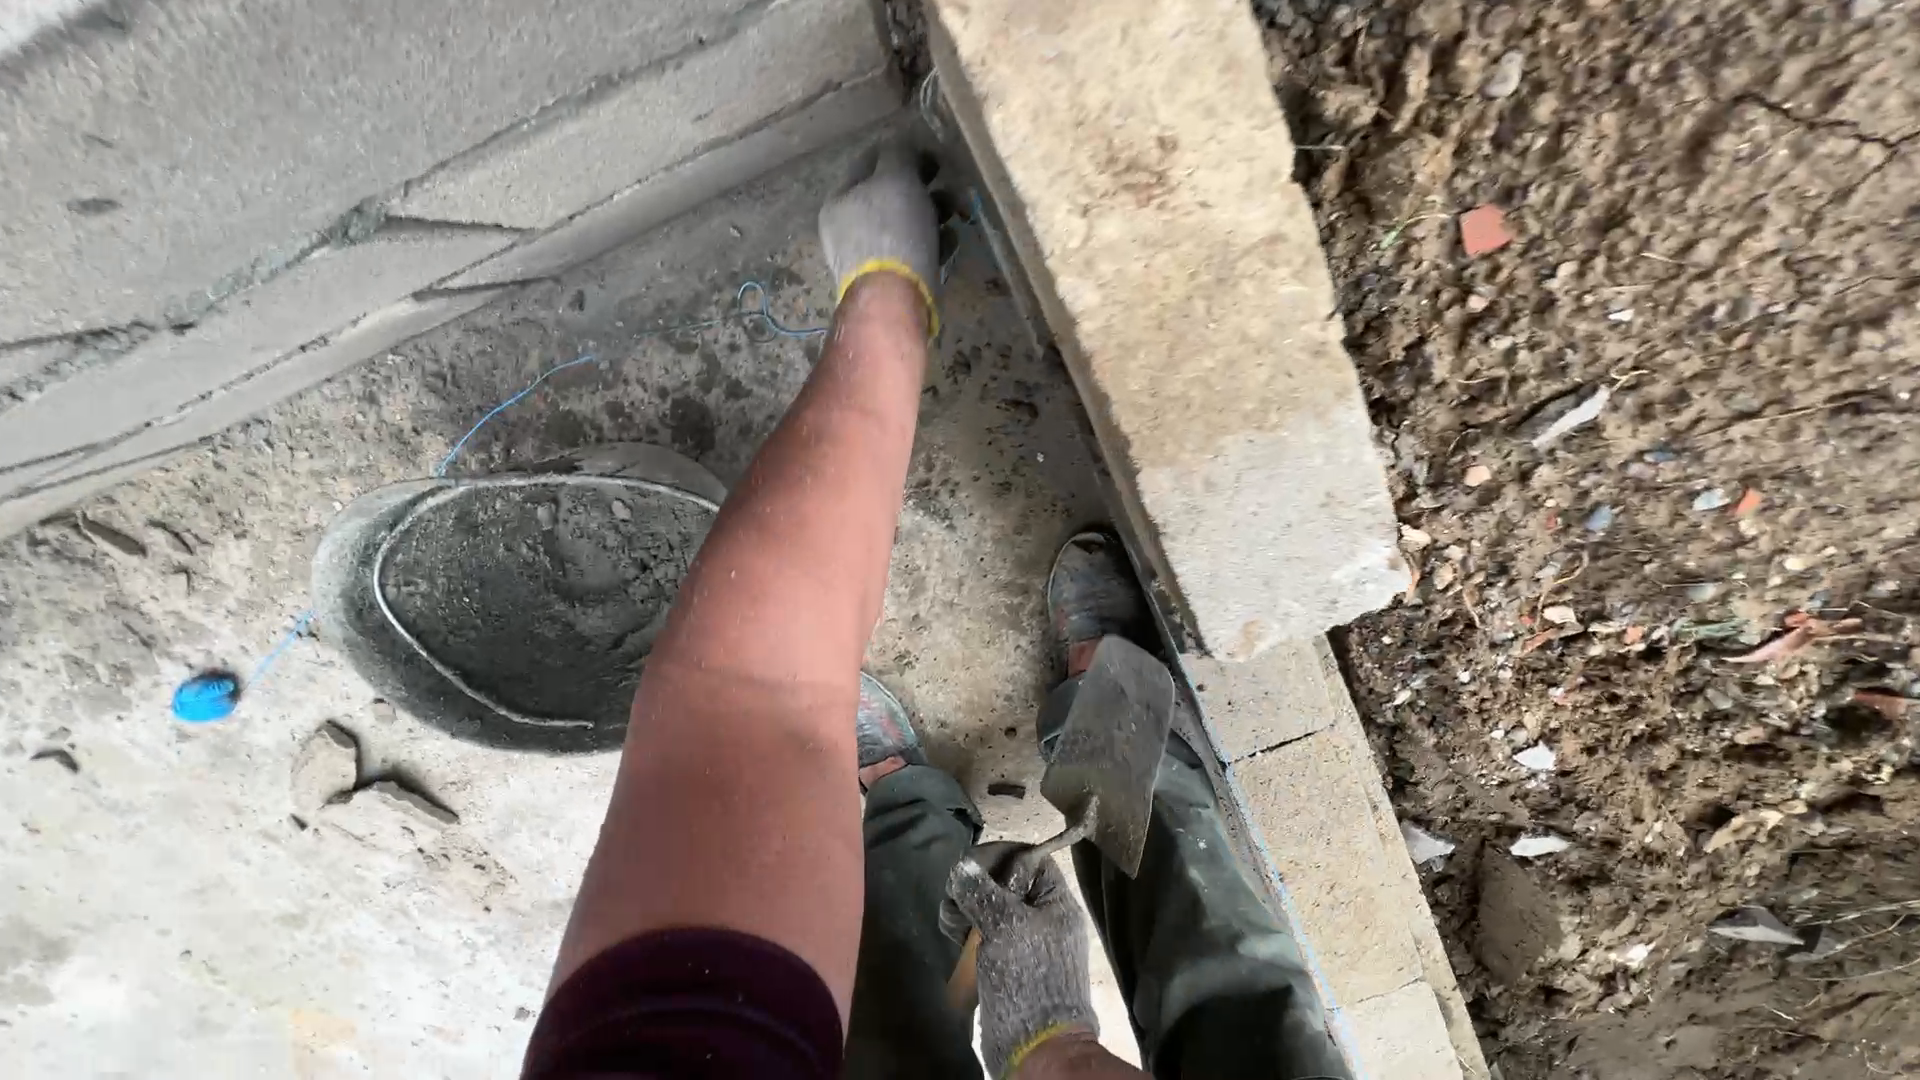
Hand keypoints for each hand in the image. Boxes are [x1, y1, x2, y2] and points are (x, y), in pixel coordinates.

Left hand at [817, 141, 938, 333]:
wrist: (894, 300)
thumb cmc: (892, 231)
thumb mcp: (897, 179)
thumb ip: (899, 154)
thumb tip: (902, 144)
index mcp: (839, 201)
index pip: (868, 163)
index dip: (900, 152)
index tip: (931, 155)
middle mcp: (848, 231)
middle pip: (889, 197)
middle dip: (922, 188)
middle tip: (949, 185)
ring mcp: (868, 261)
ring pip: (904, 227)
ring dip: (932, 215)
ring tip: (956, 213)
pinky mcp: (890, 284)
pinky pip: (913, 254)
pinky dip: (933, 245)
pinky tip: (951, 242)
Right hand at [945, 843, 1097, 1078]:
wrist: (1035, 1049)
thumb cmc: (1028, 978)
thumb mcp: (1006, 926)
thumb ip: (983, 892)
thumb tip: (962, 867)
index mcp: (1055, 903)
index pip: (1030, 860)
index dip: (1001, 857)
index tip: (972, 865)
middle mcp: (1040, 917)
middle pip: (1004, 881)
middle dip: (976, 883)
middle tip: (957, 895)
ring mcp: (1020, 940)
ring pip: (988, 905)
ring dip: (966, 906)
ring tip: (954, 921)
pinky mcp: (1002, 961)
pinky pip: (981, 931)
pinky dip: (965, 929)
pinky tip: (955, 936)